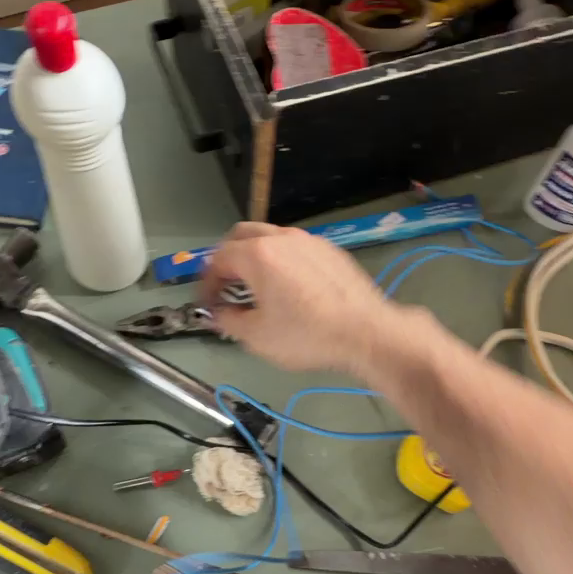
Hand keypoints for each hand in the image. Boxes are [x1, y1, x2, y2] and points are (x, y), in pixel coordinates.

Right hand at [200, 222, 412, 373]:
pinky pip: (296, 248)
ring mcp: (309, 241)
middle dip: (227, 260)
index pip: (218, 259)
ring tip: (257, 288)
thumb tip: (216, 314)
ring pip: (271, 238)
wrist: (366, 333)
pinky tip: (290, 288)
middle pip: (242, 236)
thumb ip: (229, 320)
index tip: (208, 305)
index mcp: (257, 254)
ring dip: (255, 257)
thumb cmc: (307, 335)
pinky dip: (282, 261)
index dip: (206, 283)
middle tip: (226, 287)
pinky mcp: (331, 251)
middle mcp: (282, 238)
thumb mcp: (257, 337)